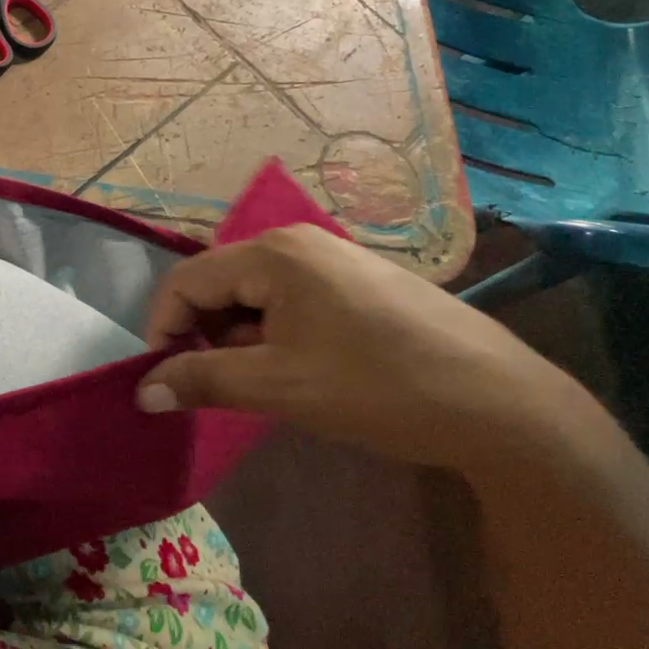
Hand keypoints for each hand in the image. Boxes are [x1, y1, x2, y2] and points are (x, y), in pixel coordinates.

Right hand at [135, 225, 589, 472]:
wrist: (505, 406)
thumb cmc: (378, 387)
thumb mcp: (279, 388)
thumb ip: (202, 381)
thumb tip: (143, 392)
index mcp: (273, 253)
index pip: (186, 279)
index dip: (164, 327)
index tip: (166, 378)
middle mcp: (299, 242)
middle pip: (221, 282)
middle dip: (207, 333)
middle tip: (223, 385)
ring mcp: (336, 258)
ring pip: (258, 293)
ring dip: (244, 337)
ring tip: (271, 384)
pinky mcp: (363, 281)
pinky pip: (294, 298)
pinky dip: (279, 333)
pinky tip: (308, 371)